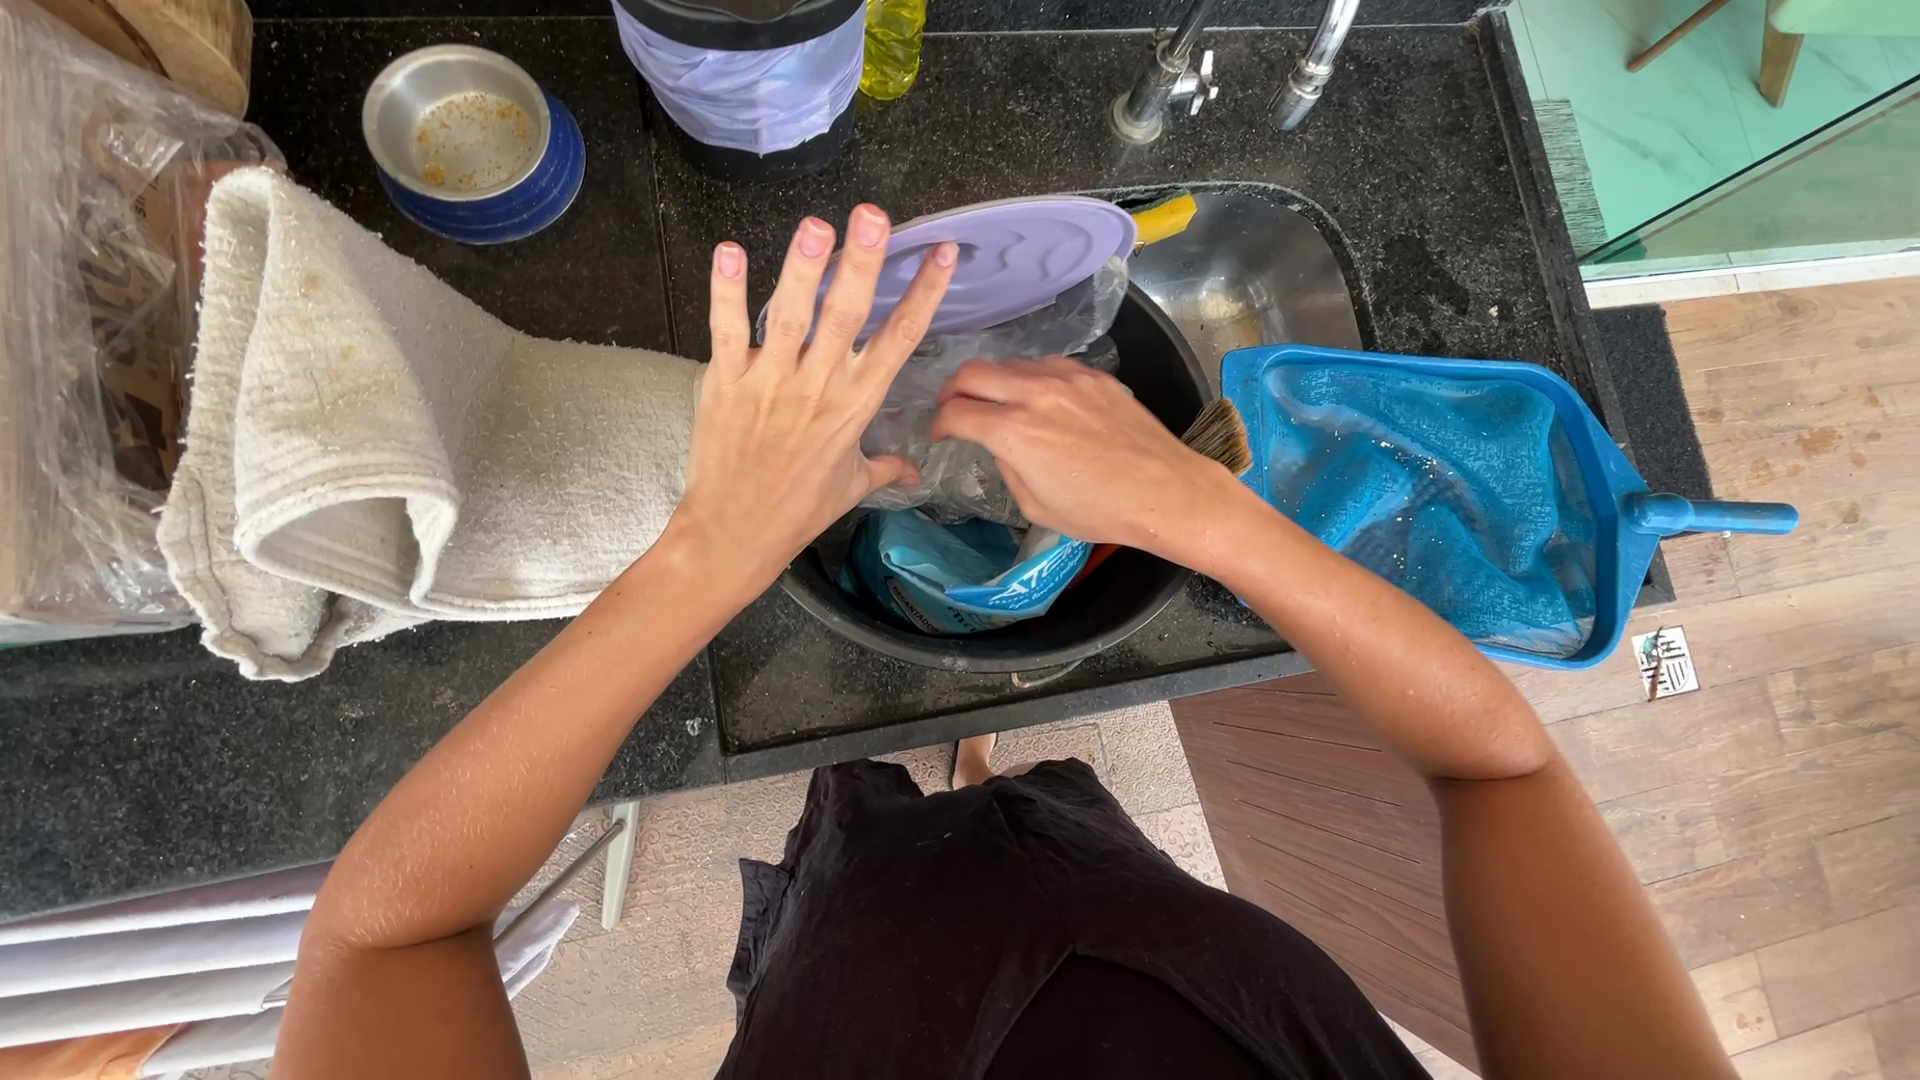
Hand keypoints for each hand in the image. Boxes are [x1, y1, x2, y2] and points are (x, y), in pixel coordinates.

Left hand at [669, 206, 957, 596]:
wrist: (736, 532)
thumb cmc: (800, 510)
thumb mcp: (853, 487)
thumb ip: (886, 467)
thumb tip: (915, 470)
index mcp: (856, 406)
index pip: (899, 341)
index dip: (924, 295)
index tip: (940, 253)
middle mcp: (818, 386)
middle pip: (846, 316)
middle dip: (862, 264)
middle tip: (873, 217)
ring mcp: (770, 382)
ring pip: (788, 315)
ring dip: (802, 267)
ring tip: (815, 225)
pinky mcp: (726, 381)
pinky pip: (726, 330)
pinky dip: (725, 291)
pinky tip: (729, 250)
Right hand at [929, 356, 1243, 561]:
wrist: (1164, 491)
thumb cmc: (1098, 511)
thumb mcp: (1035, 507)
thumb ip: (1006, 469)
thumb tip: (999, 447)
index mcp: (1013, 431)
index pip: (955, 413)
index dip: (937, 424)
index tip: (938, 434)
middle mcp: (1034, 393)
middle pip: (972, 372)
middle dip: (952, 390)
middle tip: (953, 408)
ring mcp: (1066, 378)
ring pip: (1011, 363)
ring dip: (993, 381)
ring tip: (997, 402)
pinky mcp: (1094, 376)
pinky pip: (1048, 365)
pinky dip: (1031, 377)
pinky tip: (1039, 397)